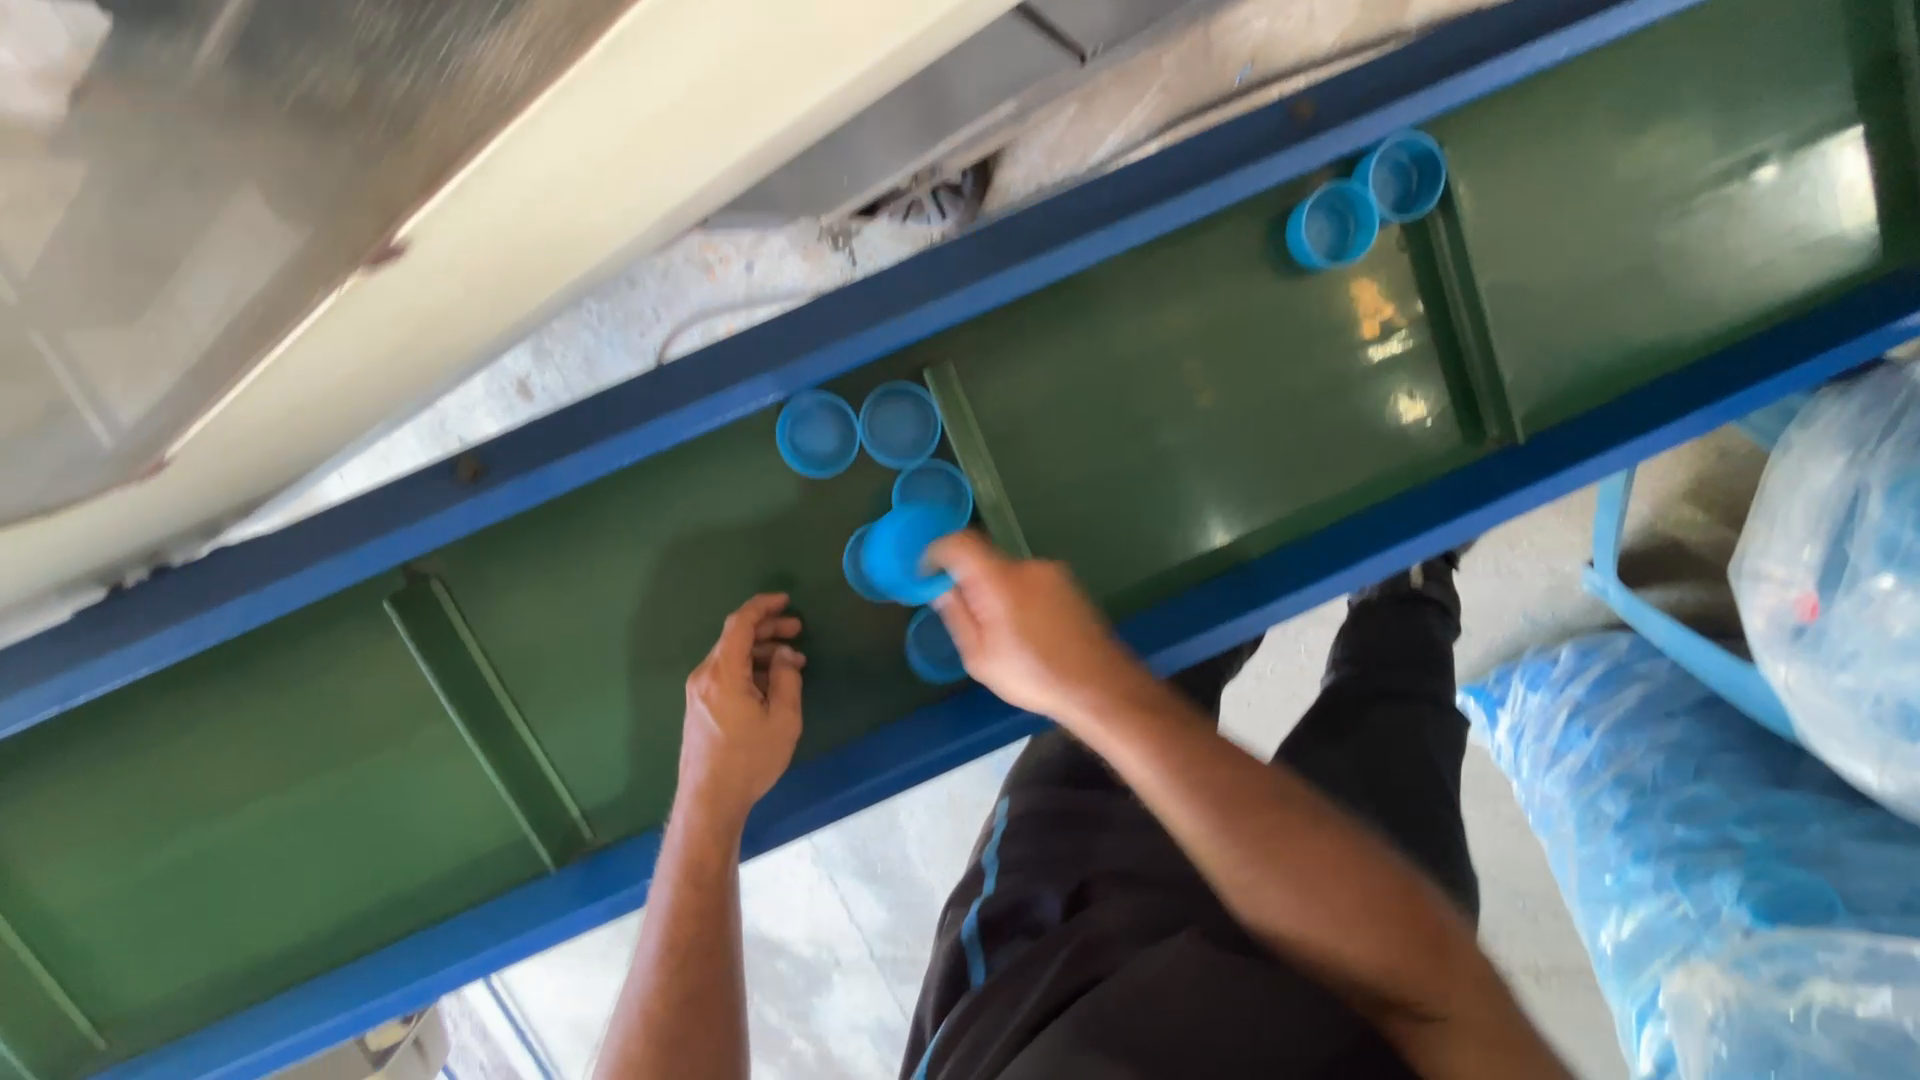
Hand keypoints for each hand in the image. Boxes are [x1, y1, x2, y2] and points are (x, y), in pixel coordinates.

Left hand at [678, 593, 804, 830]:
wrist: (710, 800)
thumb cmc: (749, 759)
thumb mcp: (783, 718)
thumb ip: (786, 679)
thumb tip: (783, 655)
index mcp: (723, 673)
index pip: (739, 624)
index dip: (763, 607)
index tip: (786, 601)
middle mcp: (705, 676)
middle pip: (734, 638)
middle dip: (767, 629)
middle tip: (798, 630)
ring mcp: (698, 692)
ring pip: (731, 657)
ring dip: (761, 652)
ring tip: (792, 662)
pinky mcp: (699, 707)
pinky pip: (725, 674)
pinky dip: (749, 668)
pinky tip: (771, 683)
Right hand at [928, 531, 1153, 727]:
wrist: (1099, 685)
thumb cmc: (1033, 675)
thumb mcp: (979, 657)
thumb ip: (957, 615)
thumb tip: (940, 588)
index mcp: (1000, 580)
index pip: (959, 543)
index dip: (936, 552)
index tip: (927, 574)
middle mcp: (1027, 566)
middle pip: (985, 560)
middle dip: (970, 583)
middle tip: (969, 620)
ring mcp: (1053, 573)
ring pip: (1009, 574)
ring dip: (997, 594)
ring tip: (1005, 636)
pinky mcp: (1069, 585)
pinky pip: (1031, 583)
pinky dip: (1019, 600)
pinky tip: (1029, 634)